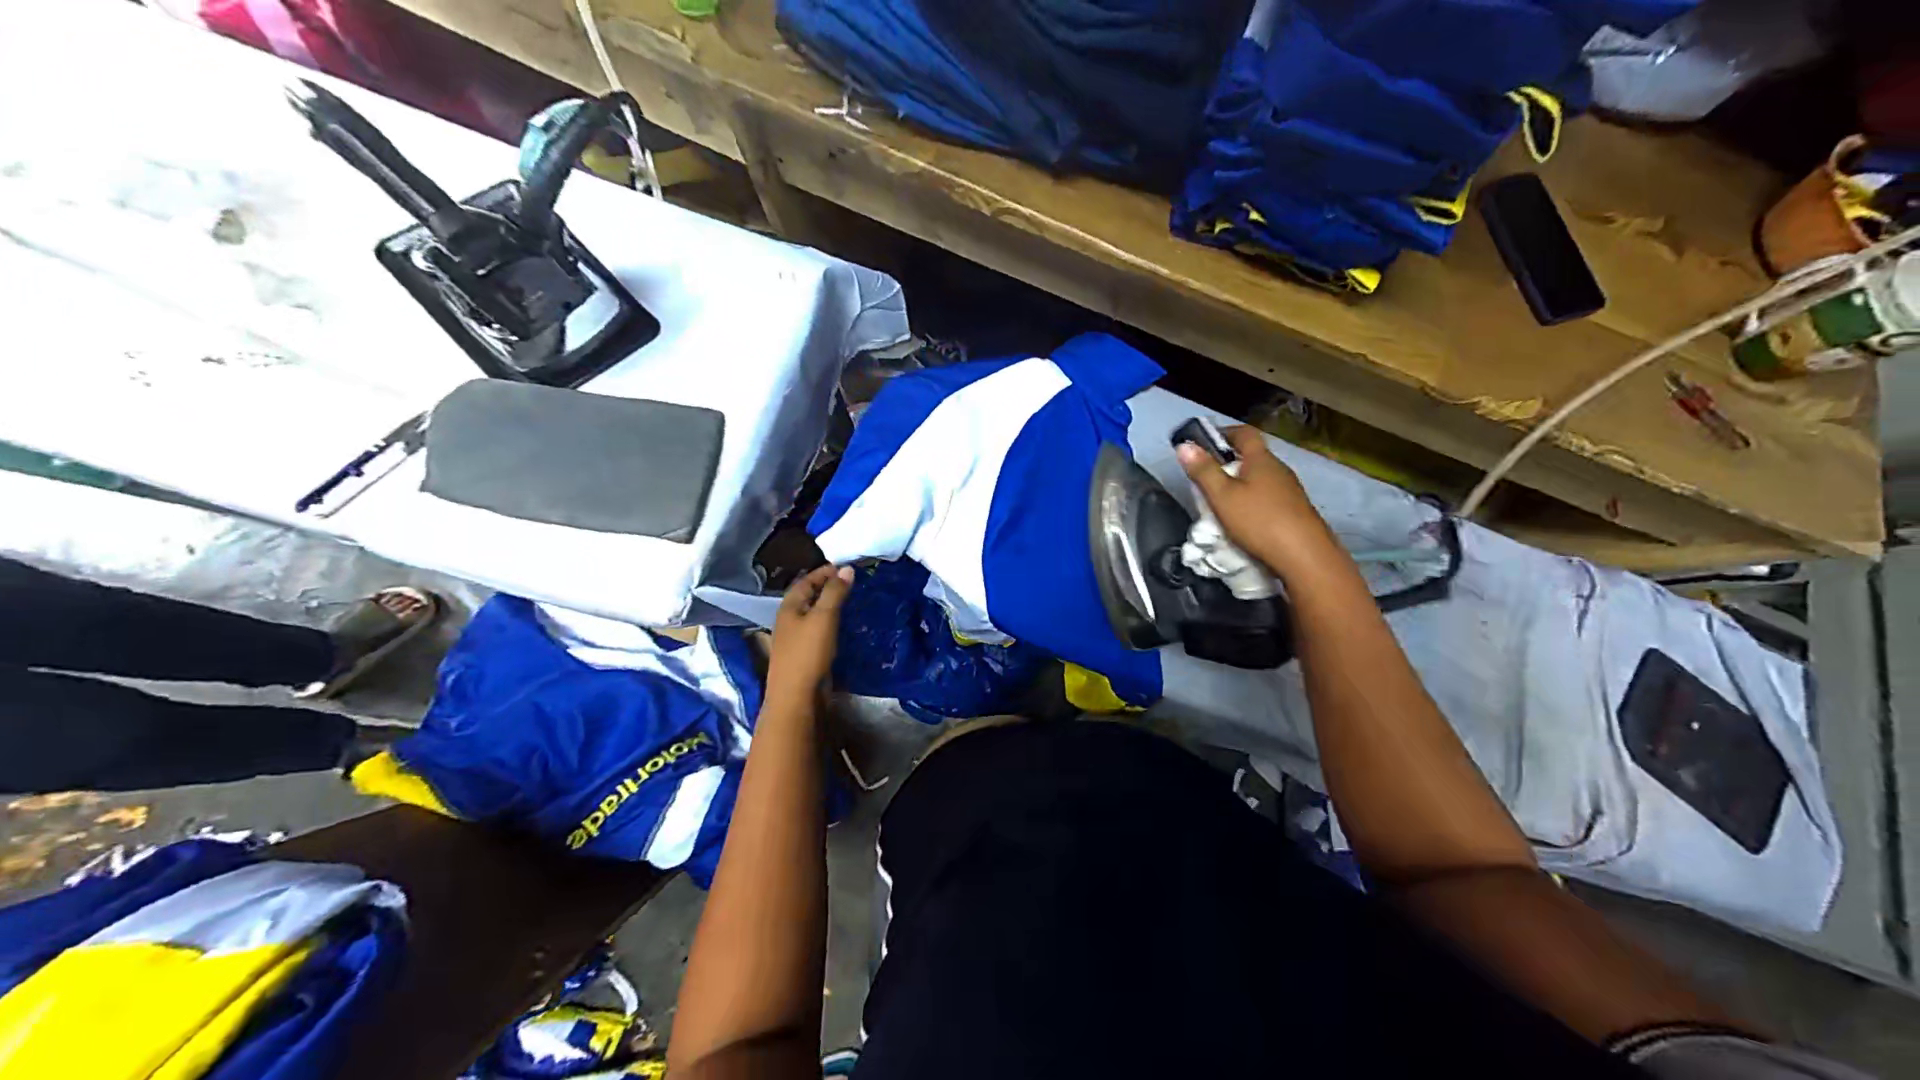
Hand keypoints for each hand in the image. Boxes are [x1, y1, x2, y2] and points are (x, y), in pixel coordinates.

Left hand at [766, 563, 854, 699]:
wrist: (796, 697)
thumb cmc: (808, 653)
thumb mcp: (824, 617)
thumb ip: (835, 592)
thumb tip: (846, 569)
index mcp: (789, 607)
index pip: (806, 581)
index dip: (824, 572)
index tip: (844, 567)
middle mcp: (789, 620)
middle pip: (808, 596)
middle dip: (827, 587)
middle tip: (850, 581)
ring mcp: (795, 639)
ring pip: (813, 614)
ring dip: (829, 605)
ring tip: (849, 600)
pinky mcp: (804, 654)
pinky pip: (818, 630)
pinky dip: (830, 622)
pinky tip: (842, 626)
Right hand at [1176, 425, 1338, 579]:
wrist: (1304, 557)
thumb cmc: (1259, 520)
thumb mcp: (1222, 496)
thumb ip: (1203, 471)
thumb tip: (1184, 445)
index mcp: (1261, 460)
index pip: (1244, 433)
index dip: (1223, 432)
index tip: (1202, 442)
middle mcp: (1279, 469)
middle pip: (1252, 456)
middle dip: (1228, 462)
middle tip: (1206, 478)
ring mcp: (1290, 491)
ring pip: (1260, 479)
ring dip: (1241, 484)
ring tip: (1221, 502)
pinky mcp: (1295, 511)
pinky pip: (1268, 497)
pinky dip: (1253, 501)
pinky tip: (1243, 520)